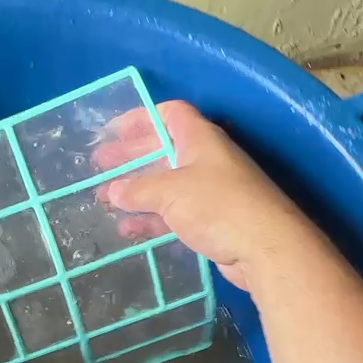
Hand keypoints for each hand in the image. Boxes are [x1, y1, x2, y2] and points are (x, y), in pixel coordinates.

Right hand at [94, 101, 332, 292]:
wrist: (264, 248)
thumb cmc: (217, 206)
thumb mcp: (169, 191)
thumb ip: (138, 189)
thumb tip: (114, 190)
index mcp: (199, 139)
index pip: (168, 114)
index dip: (140, 118)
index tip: (112, 132)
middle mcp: (205, 160)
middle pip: (162, 151)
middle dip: (131, 159)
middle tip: (99, 169)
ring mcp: (209, 191)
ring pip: (165, 185)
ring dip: (136, 192)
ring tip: (105, 202)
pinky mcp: (210, 221)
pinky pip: (173, 214)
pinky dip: (151, 218)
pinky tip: (128, 229)